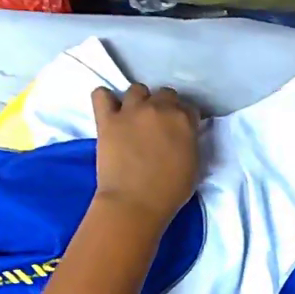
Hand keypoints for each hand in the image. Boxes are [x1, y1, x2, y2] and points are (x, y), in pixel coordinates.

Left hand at [90, 83, 200, 225]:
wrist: (134, 204)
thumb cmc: (169, 192)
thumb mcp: (194, 166)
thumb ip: (190, 142)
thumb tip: (183, 135)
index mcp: (183, 120)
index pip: (188, 108)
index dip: (184, 120)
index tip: (179, 132)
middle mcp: (158, 108)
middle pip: (164, 94)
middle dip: (164, 107)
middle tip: (158, 127)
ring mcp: (131, 112)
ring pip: (136, 89)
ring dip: (139, 101)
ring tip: (135, 119)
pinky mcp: (107, 120)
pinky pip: (101, 95)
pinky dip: (105, 99)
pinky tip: (109, 111)